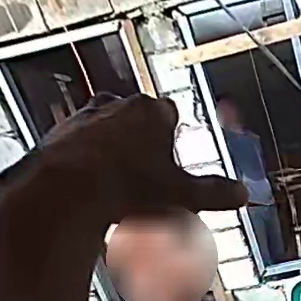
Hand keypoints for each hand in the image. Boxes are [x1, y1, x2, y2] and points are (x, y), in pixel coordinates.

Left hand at [0, 93, 246, 227]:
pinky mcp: (58, 136)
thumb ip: (214, 193)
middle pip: (137, 119)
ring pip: (107, 129)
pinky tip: (95, 187)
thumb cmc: (127, 187)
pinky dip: (89, 162)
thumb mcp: (182, 195)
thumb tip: (241, 194)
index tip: (175, 155)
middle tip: (151, 173)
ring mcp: (84, 118)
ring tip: (122, 183)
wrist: (67, 190)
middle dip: (145, 142)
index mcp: (149, 112)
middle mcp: (115, 105)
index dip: (175, 136)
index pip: (170, 114)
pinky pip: (81, 146)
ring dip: (115, 150)